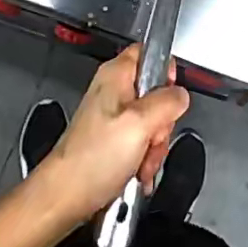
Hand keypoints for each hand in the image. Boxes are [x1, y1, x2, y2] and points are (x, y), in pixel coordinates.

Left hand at [32, 45, 189, 222]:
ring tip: (141, 160)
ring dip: (154, 145)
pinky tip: (137, 170)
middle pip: (156, 92)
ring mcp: (112, 115)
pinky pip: (141, 141)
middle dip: (162, 121)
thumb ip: (167, 102)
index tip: (168, 97)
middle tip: (151, 136)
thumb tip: (181, 94)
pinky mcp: (111, 138)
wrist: (66, 194)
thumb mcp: (140, 123)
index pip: (148, 52)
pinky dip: (144, 157)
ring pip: (151, 121)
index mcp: (116, 74)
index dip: (165, 72)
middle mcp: (113, 90)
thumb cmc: (92, 157)